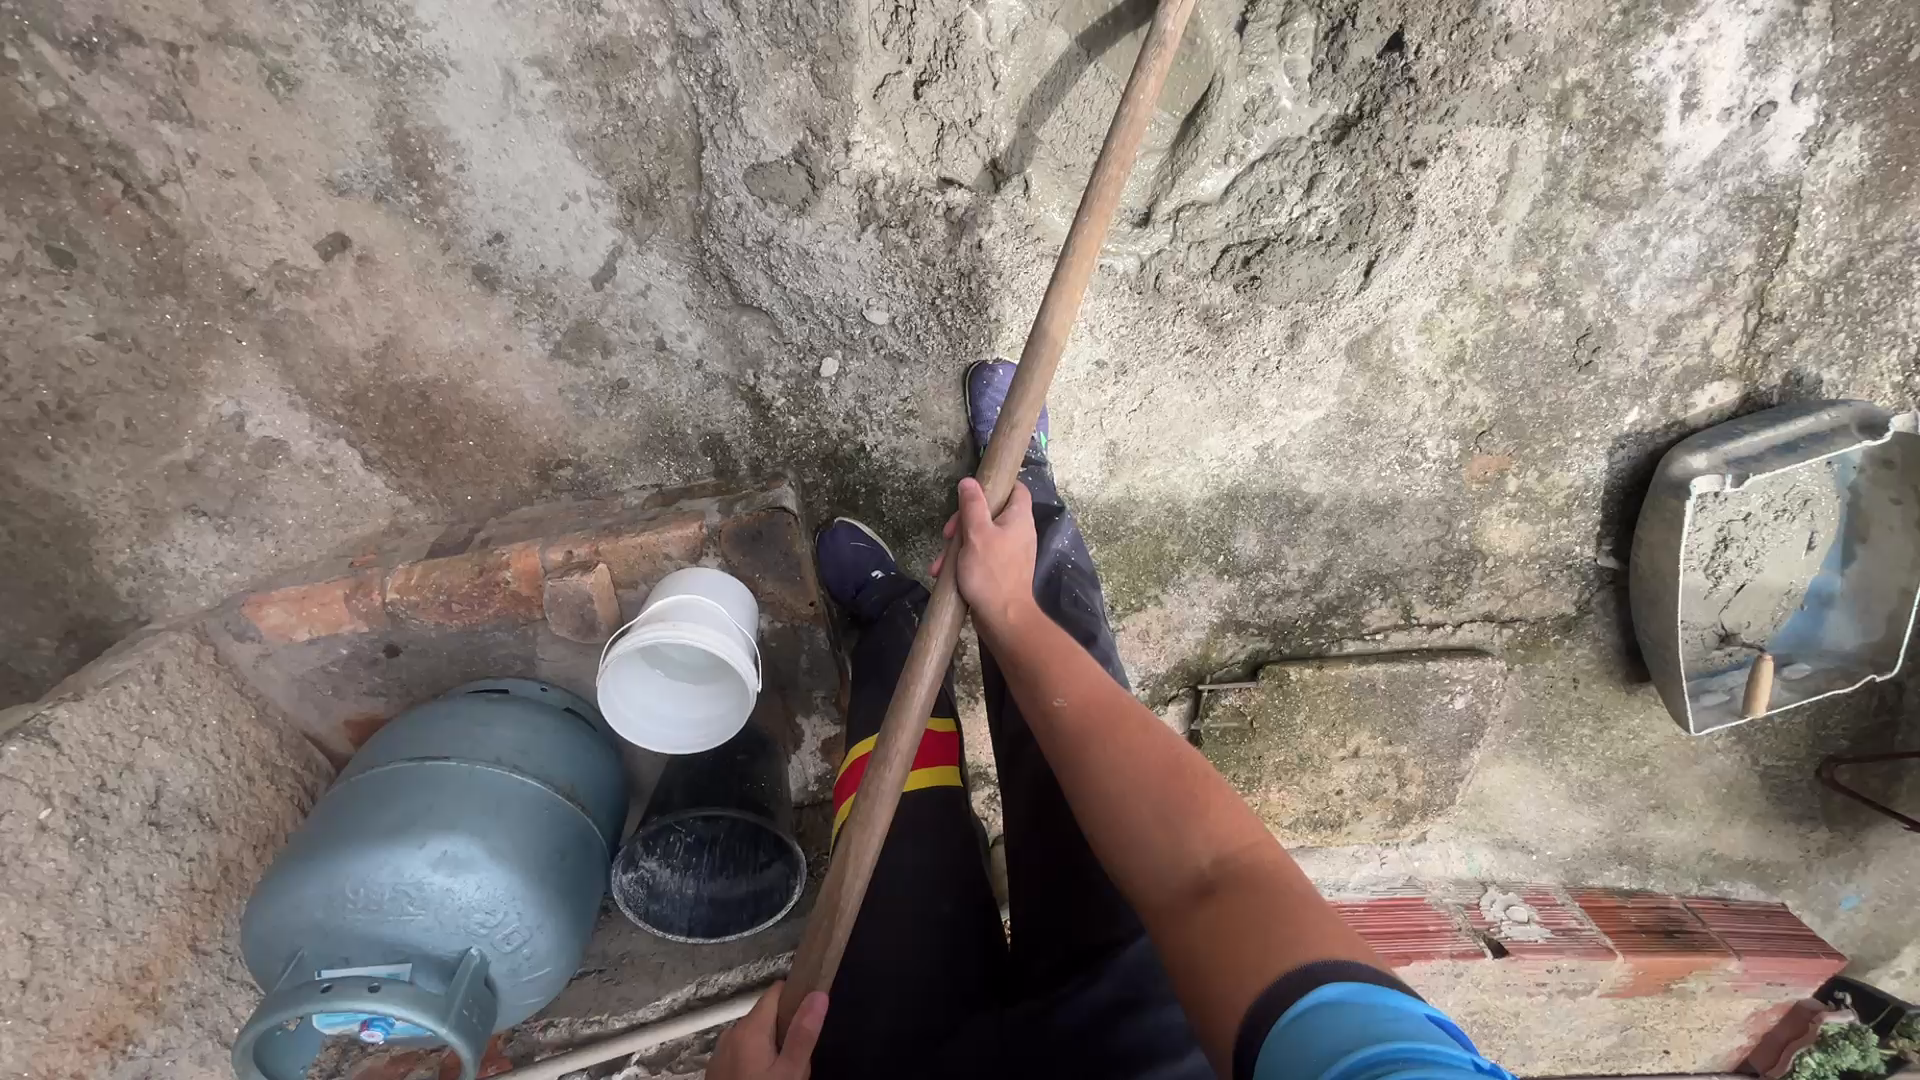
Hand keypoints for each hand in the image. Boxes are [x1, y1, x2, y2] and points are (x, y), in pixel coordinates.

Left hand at [705, 982, 827, 1079]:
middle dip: (786, 1031)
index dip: (796, 999)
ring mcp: (721, 1053)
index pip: (777, 991)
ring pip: (755, 1037)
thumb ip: (803, 1034)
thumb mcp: (790, 1073)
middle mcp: (731, 1033)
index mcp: (750, 1027)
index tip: (809, 1022)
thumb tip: (818, 994)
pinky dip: (755, 1063)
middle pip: (767, 1015)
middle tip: (797, 1062)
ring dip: (771, 1048)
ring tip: (783, 1076)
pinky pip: (742, 1054)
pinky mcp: (716, 1072)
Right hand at [930, 477, 1038, 638]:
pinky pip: (980, 556)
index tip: (974, 492)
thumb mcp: (976, 534)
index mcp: (1019, 518)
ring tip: (941, 562)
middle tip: (948, 534)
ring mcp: (1010, 552)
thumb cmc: (991, 573)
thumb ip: (972, 505)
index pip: (1016, 488)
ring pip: (980, 536)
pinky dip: (963, 561)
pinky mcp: (1000, 570)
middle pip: (990, 513)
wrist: (1003, 619)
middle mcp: (1018, 532)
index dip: (996, 485)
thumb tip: (969, 481)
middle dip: (963, 522)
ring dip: (958, 546)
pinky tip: (944, 573)